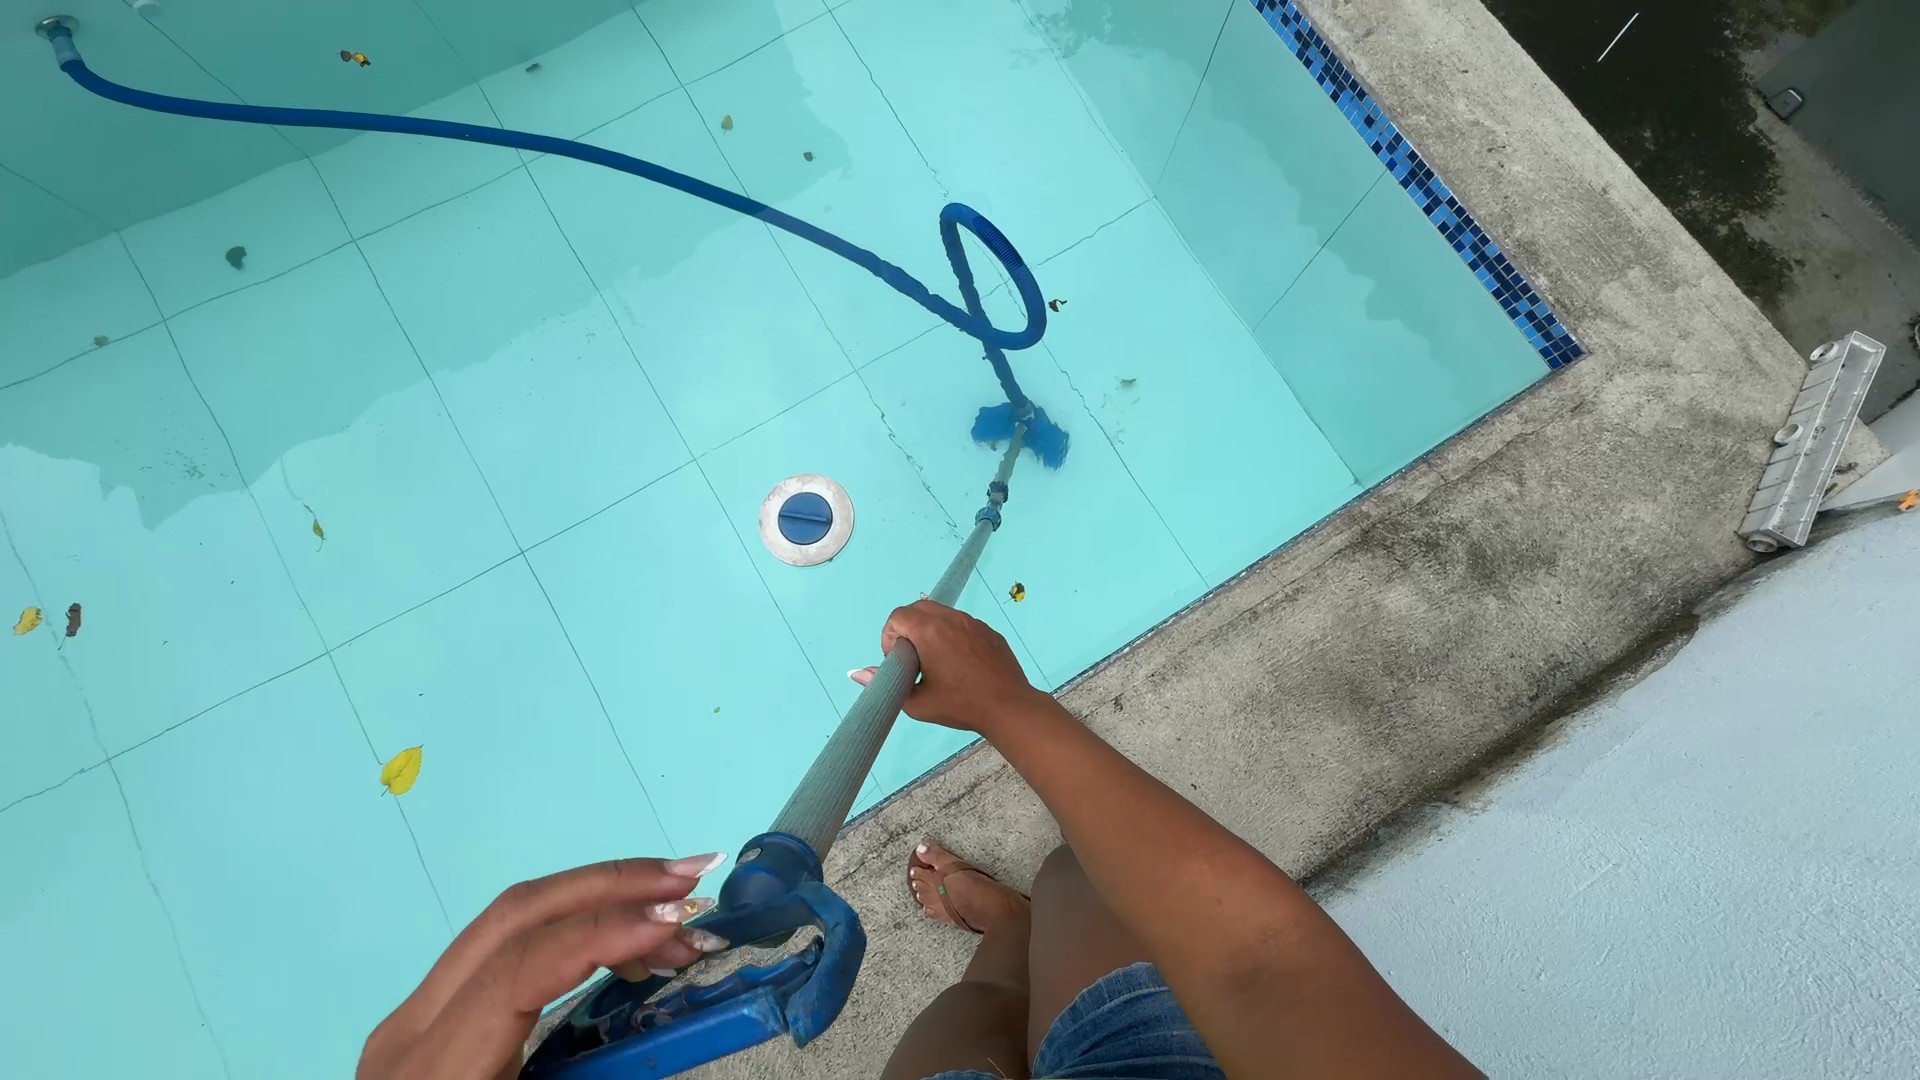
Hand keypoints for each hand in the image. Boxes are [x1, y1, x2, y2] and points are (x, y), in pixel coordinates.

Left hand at [357, 854, 729, 1079]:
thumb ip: (608, 1073)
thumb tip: (681, 1019)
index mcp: (430, 1074)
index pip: (519, 968)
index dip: (604, 934)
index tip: (681, 921)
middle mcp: (412, 1025)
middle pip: (519, 913)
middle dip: (615, 884)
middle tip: (695, 878)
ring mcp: (421, 1010)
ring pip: (517, 913)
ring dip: (606, 894)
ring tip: (681, 906)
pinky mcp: (439, 1007)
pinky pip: (516, 938)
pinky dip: (583, 922)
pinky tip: (634, 945)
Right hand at [849, 599, 1041, 732]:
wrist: (1008, 706)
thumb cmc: (960, 705)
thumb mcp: (917, 702)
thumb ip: (884, 684)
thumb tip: (856, 673)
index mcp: (930, 631)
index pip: (898, 616)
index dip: (890, 636)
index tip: (898, 661)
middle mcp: (951, 619)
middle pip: (918, 607)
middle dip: (907, 628)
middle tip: (912, 658)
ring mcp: (973, 622)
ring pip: (942, 614)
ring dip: (930, 630)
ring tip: (935, 661)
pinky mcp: (989, 631)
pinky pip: (962, 624)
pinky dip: (952, 636)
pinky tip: (960, 664)